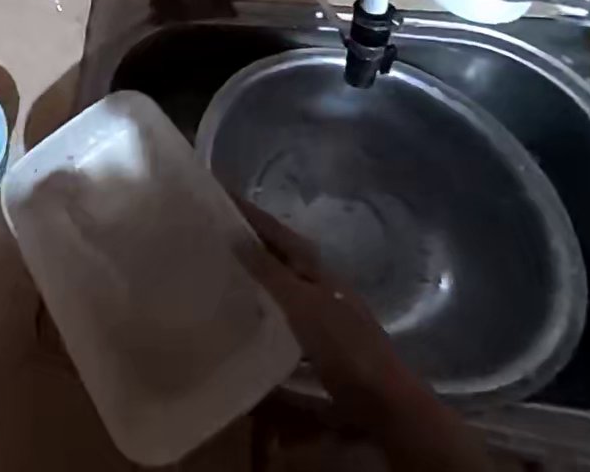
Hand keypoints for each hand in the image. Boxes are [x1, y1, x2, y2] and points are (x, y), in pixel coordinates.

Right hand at [237, 198, 495, 471]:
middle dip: (243, 232)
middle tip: (205, 224)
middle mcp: (312, 274)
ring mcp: (314, 301)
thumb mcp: (302, 303)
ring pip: (274, 272)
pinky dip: (257, 294)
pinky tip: (240, 304)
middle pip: (272, 245)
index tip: (214, 189)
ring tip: (214, 259)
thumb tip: (234, 232)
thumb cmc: (343, 345)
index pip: (270, 225)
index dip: (244, 208)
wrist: (384, 400)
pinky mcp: (312, 329)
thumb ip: (268, 270)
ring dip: (249, 262)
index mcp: (310, 261)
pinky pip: (276, 300)